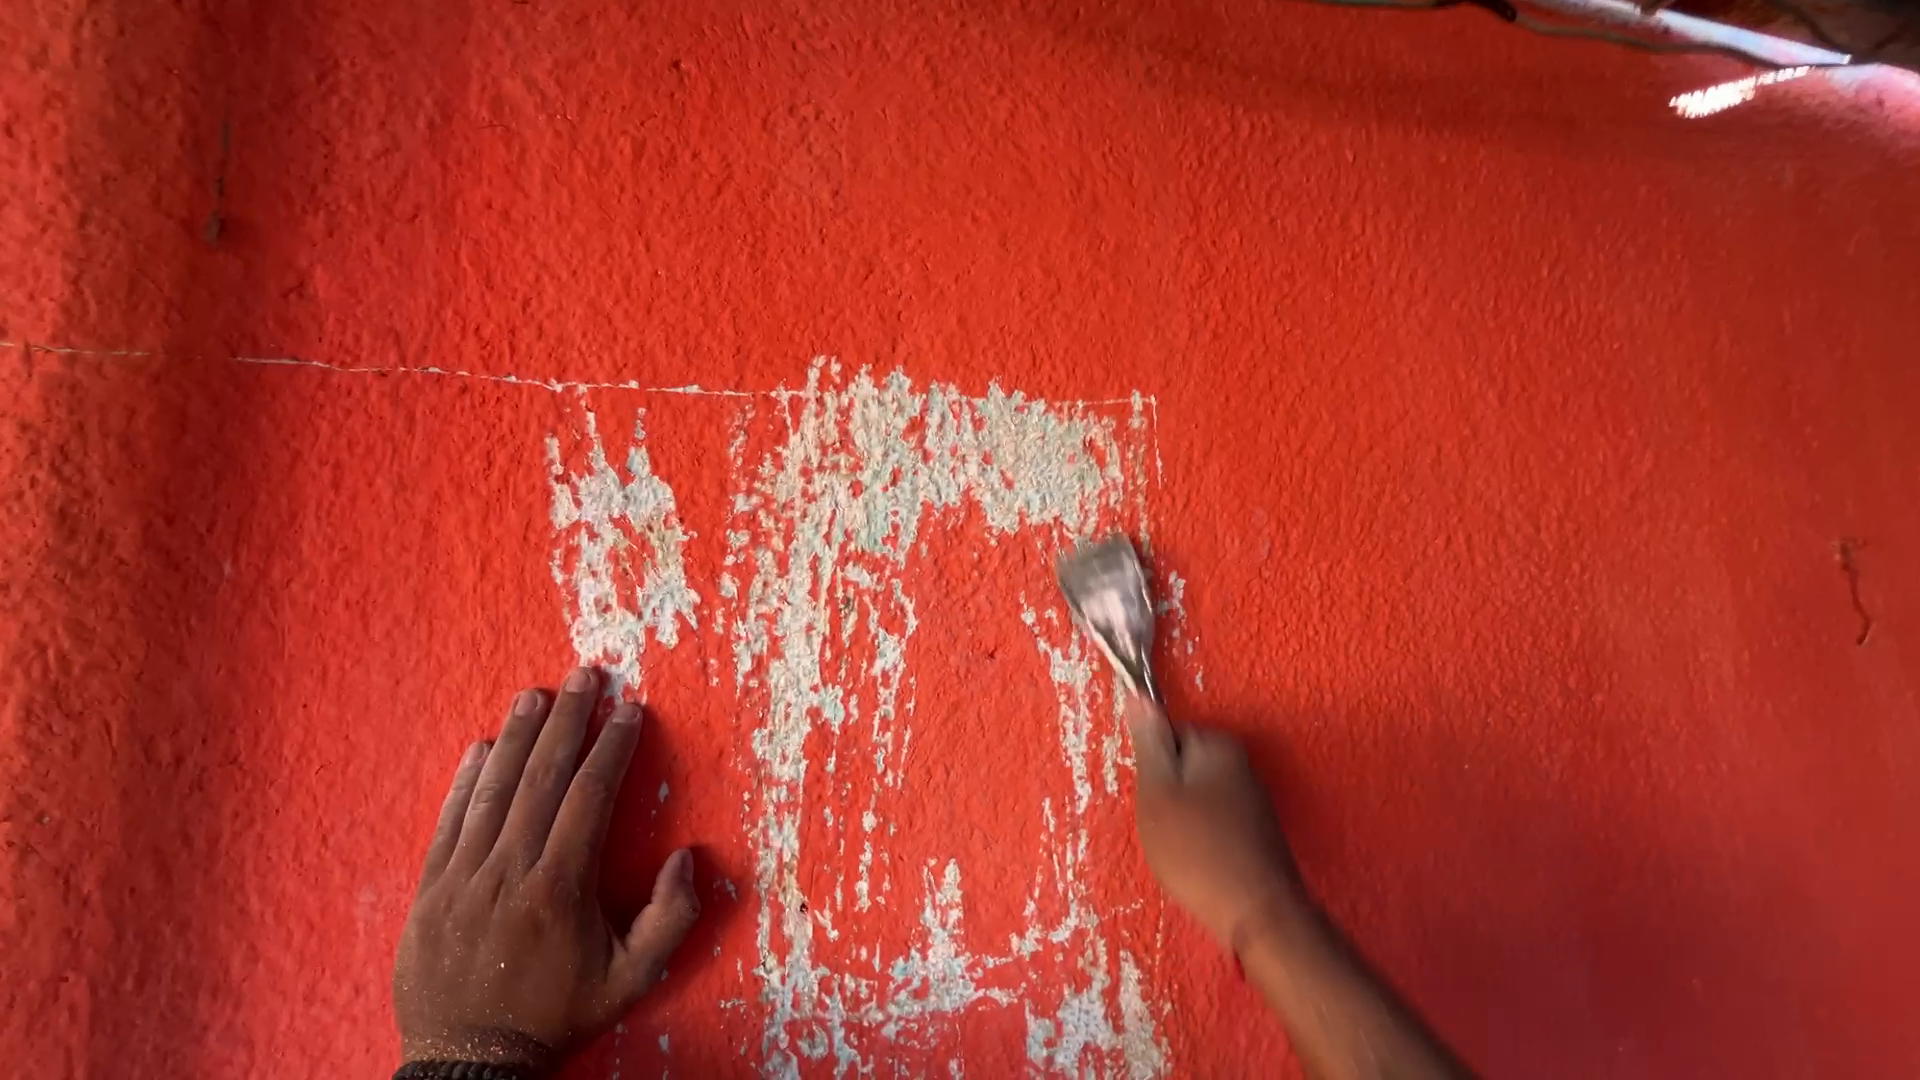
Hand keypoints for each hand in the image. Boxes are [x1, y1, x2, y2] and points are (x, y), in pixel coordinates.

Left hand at [393, 668, 700, 1073]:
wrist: (468, 1065)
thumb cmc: (559, 1013)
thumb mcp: (633, 979)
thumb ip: (671, 919)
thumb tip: (687, 855)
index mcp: (559, 888)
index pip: (590, 796)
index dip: (612, 747)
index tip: (630, 710)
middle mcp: (508, 873)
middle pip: (541, 779)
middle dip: (567, 721)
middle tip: (584, 677)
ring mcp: (461, 880)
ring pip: (493, 792)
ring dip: (517, 737)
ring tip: (534, 694)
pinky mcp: (428, 892)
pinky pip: (448, 824)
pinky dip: (464, 781)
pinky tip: (480, 747)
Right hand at [1127, 695, 1302, 949]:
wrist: (1255, 915)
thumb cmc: (1196, 849)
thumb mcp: (1156, 789)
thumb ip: (1149, 740)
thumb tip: (1139, 695)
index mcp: (1218, 744)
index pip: (1167, 735)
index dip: (1152, 767)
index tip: (1153, 796)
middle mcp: (1242, 763)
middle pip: (1183, 765)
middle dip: (1167, 792)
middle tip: (1163, 824)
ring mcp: (1253, 799)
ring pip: (1197, 796)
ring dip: (1183, 817)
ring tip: (1181, 848)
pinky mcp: (1256, 832)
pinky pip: (1214, 820)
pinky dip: (1202, 837)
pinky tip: (1199, 861)